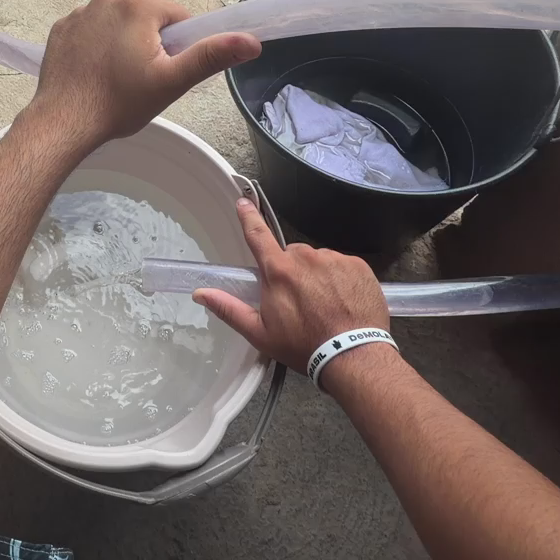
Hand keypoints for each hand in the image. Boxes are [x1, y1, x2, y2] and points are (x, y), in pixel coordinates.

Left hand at [22, 0, 259, 150]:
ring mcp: (80, 13)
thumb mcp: (172, 82)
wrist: (64, 121)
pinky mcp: (61, 28)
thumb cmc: (120, 103)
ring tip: (115, 79)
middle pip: (146, 19)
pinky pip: (90, 31)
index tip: (165, 71)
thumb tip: (252, 41)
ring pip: (117, 24)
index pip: (177, 18)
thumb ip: (211, 56)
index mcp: (139, 7)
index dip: (179, 46)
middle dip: (149, 44)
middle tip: (140, 79)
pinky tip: (93, 73)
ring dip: (122, 44)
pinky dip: (96, 47)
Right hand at [196, 199, 390, 388]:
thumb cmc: (306, 346)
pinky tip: (342, 301)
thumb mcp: (260, 333)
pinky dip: (341, 279)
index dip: (249, 216)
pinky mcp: (358, 266)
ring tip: (325, 304)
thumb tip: (201, 293)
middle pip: (291, 254)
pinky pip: (342, 265)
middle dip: (291, 271)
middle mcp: (306, 258)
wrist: (356, 357)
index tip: (244, 202)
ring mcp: (334, 259)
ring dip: (317, 276)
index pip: (258, 234)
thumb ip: (228, 308)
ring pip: (318, 260)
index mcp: (278, 271)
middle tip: (299, 300)